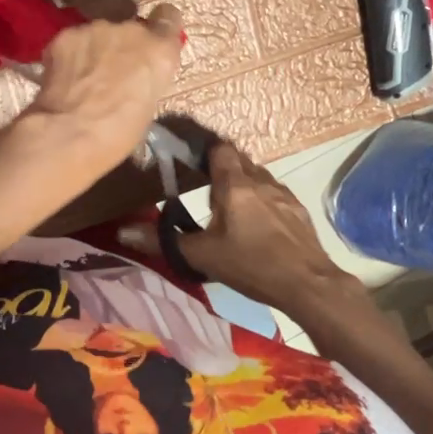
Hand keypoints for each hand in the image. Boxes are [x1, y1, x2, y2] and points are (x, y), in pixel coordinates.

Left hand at [22, 5, 183, 172]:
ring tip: (82, 78)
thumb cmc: (118, 133)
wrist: (71, 132)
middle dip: (122, 46)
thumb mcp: (148, 105)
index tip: (151, 43)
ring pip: (99, 33)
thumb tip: (134, 77)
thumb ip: (146, 79)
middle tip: (110, 72)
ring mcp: (97, 28)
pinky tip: (63, 77)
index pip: (168, 17)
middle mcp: (132, 30)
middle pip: (129, 29)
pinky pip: (73, 41)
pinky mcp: (67, 34)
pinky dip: (70, 55)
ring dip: (95, 49)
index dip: (159, 29)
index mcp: (160, 51)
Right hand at [162, 143, 350, 309]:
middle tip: (207, 189)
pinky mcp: (300, 211)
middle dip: (224, 170)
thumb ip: (165, 241)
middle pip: (240, 162)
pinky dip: (264, 202)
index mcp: (234, 185)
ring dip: (245, 186)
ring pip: (259, 178)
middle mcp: (261, 181)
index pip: (220, 149)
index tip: (193, 163)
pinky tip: (260, 225)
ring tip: (233, 208)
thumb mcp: (202, 255)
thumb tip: (124, 232)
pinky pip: (276, 196)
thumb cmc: (251, 264)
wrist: (308, 284)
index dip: (207, 152)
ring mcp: (284, 195)